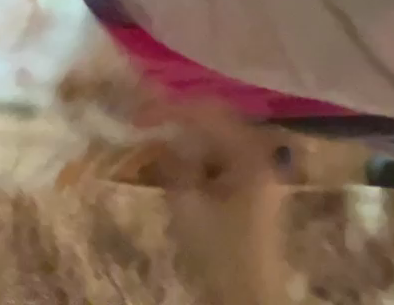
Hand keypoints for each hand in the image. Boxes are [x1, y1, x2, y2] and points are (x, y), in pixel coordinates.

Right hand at [154, 103, 291, 304]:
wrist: (247, 297)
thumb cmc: (217, 249)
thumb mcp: (186, 201)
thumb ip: (170, 158)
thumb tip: (154, 130)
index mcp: (248, 157)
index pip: (205, 113)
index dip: (168, 107)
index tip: (136, 112)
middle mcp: (258, 158)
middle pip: (213, 119)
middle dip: (176, 114)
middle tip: (143, 116)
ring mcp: (256, 174)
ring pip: (213, 137)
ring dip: (183, 133)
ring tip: (151, 134)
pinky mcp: (248, 190)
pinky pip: (216, 156)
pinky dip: (192, 152)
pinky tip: (170, 159)